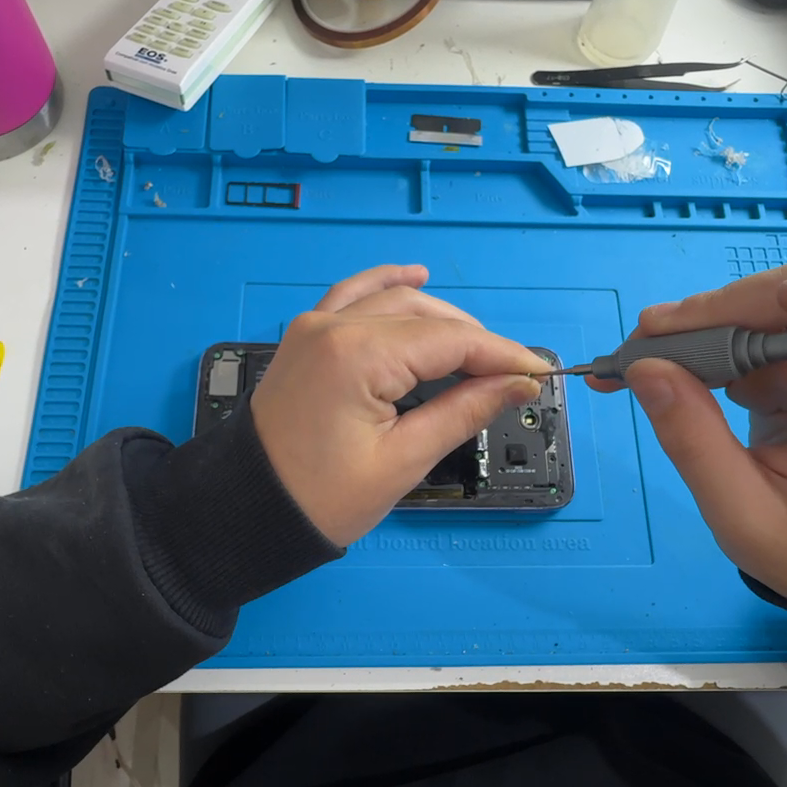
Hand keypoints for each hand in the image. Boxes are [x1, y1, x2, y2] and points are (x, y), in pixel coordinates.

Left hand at [251, 265, 545, 545]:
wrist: (248, 509)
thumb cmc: (320, 498)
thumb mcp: (402, 461)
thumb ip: (464, 412)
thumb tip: (517, 384)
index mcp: (358, 355)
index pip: (451, 340)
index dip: (502, 356)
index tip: (538, 374)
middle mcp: (334, 325)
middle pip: (427, 315)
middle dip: (476, 342)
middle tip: (512, 376)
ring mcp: (316, 325)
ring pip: (396, 300)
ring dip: (441, 320)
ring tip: (479, 350)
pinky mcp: (307, 335)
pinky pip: (353, 294)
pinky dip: (387, 285)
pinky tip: (416, 277)